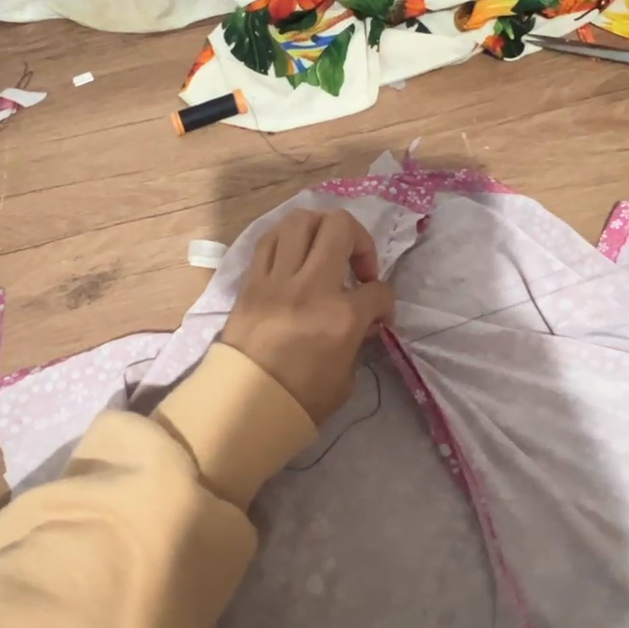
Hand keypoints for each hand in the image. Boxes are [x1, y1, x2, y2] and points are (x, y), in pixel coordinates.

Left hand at [221, 209, 397, 421]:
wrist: (242, 407)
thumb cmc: (299, 401)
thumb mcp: (345, 378)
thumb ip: (357, 341)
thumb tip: (360, 322)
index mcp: (341, 316)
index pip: (378, 290)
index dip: (386, 302)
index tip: (378, 318)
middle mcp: (311, 286)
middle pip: (340, 226)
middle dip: (359, 240)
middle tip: (356, 267)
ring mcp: (277, 279)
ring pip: (300, 220)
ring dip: (320, 229)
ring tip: (325, 251)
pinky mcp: (251, 281)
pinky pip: (269, 240)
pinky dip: (286, 240)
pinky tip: (294, 256)